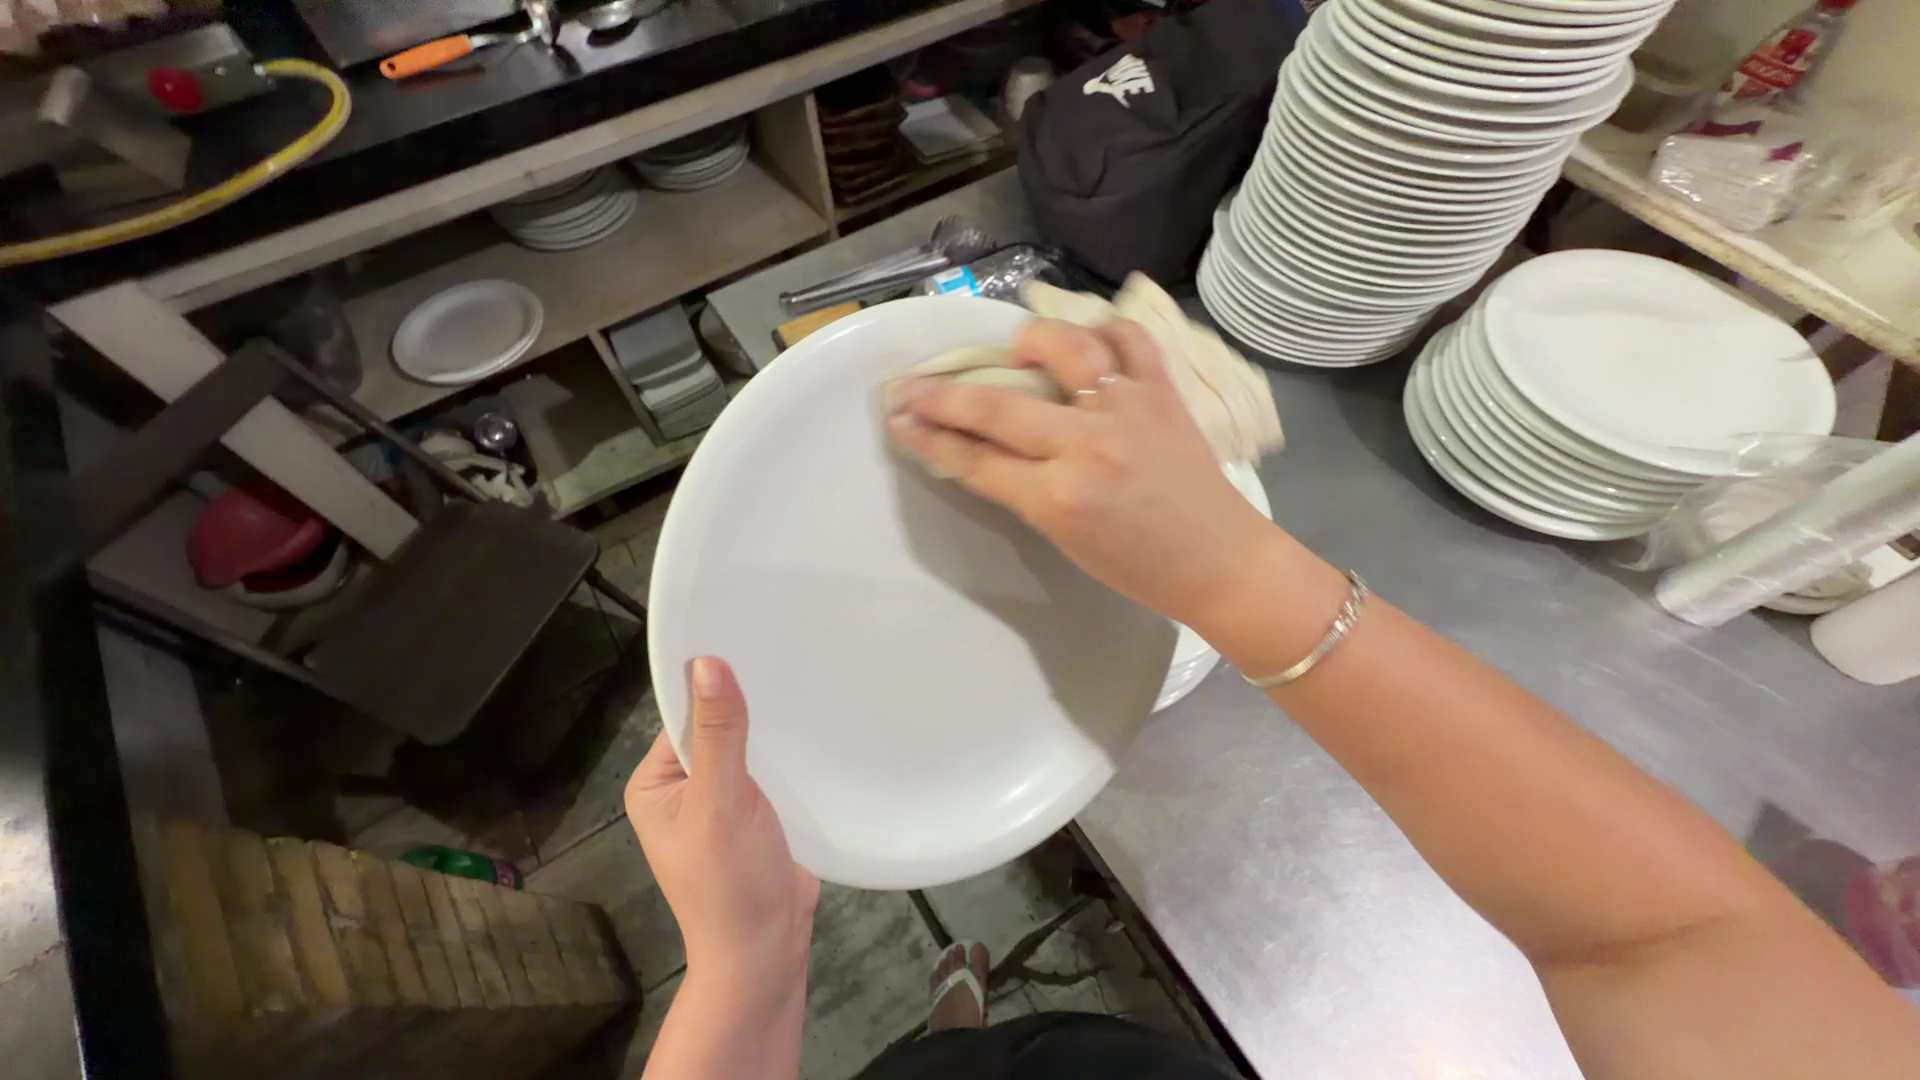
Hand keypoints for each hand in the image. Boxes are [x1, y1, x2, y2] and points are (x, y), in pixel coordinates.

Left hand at [626, 657, 818, 998]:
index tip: (751, 643)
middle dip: (748, 704)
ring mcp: (722, 799)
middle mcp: (684, 786)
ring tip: (809, 682)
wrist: (767, 950)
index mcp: (655, 783)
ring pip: (747, 745)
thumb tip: (707, 663)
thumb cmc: (729, 882)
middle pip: (716, 726)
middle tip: (792, 659)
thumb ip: (718, 734)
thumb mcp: (720, 803)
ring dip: (772, 727)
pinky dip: (788, 750)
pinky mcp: (757, 810)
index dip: (714, 683)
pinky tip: (814, 726)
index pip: (683, 716)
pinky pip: (769, 766)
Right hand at [886, 318, 1276, 627]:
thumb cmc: (1136, 565)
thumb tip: (979, 446)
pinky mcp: (1163, 391)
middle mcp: (1088, 445)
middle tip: (910, 386)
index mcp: (1059, 498)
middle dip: (942, 395)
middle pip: (997, 406)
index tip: (898, 420)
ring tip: (1015, 347)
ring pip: (1066, 349)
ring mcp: (1129, 410)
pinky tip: (1087, 342)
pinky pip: (1130, 339)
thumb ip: (1020, 488)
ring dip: (1029, 340)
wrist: (1217, 559)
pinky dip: (1104, 331)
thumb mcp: (1063, 538)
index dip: (930, 438)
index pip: (976, 459)